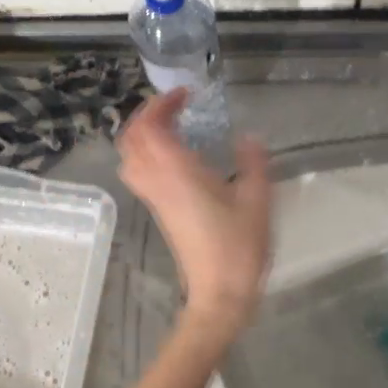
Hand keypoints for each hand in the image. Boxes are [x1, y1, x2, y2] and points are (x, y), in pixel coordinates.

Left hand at [118, 90, 272, 334]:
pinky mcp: (160, 214)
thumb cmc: (239, 246)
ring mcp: (155, 200)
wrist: (220, 293)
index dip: (162, 104)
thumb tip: (248, 137)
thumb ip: (253, 162)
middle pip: (132, 139)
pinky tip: (175, 159)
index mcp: (178, 172)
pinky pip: (140, 175)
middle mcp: (158, 182)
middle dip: (147, 116)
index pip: (151, 126)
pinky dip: (147, 156)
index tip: (185, 94)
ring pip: (130, 158)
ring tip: (170, 128)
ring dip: (143, 136)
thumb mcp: (257, 199)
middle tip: (175, 107)